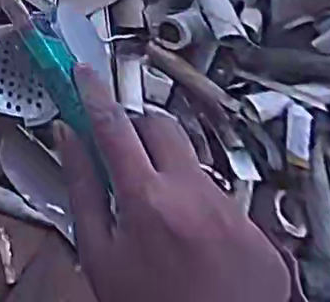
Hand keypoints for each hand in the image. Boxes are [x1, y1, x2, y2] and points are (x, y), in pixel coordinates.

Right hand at [61, 65, 291, 301]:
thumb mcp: (98, 254)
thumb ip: (81, 186)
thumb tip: (67, 137)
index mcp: (148, 202)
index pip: (113, 123)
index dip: (94, 92)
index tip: (85, 75)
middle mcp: (196, 201)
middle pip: (160, 125)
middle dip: (137, 127)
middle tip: (121, 150)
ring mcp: (235, 219)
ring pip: (192, 163)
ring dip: (169, 171)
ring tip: (159, 216)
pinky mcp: (262, 241)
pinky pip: (223, 200)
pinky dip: (201, 207)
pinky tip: (193, 243)